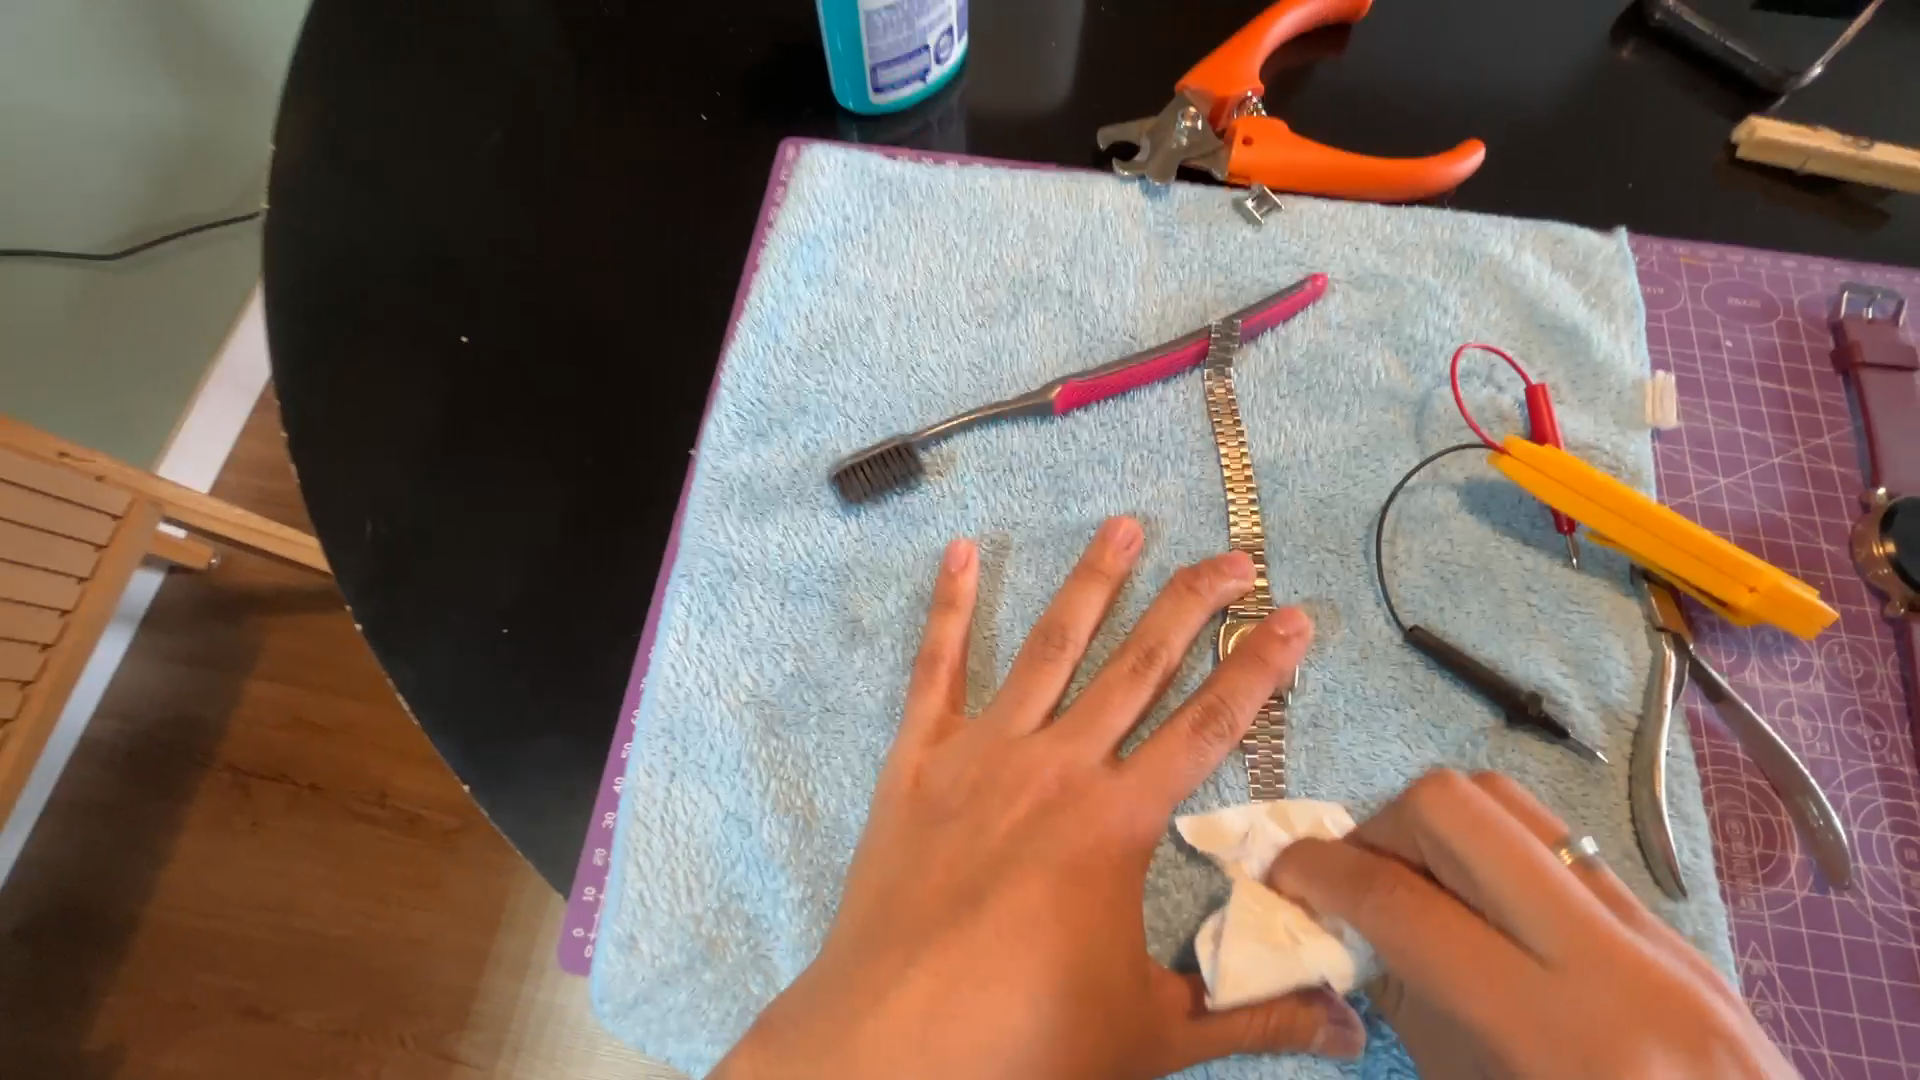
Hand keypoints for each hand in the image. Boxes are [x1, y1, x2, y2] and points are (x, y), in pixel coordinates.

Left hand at [714, 517, 1363, 1078]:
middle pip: (1139, 666)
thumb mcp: (1152, 1033)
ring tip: (1124, 526)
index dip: (1260, 671)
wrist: (893, 1042)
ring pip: (1050, 647)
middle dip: (1191, 606)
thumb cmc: (1024, 1037)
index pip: (1210, 727)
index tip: (1292, 618)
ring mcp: (984, 750)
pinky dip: (950, 606)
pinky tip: (962, 552)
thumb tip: (1355, 1026)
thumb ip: (1254, 1017)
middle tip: (1230, 557)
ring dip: (1091, 582)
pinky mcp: (919, 755)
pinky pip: (935, 667)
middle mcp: (1058, 765)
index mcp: (1118, 820)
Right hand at [1270, 769, 1794, 1078]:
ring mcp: (1660, 938)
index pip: (1400, 902)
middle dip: (1379, 826)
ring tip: (1419, 879)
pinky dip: (1489, 852)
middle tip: (1360, 874)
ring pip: (1506, 801)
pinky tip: (1481, 904)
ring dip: (1433, 825)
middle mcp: (1619, 966)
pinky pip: (1554, 843)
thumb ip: (1400, 990)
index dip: (1318, 873)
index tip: (1285, 877)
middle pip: (1453, 806)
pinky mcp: (1675, 929)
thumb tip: (1336, 911)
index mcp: (1560, 1036)